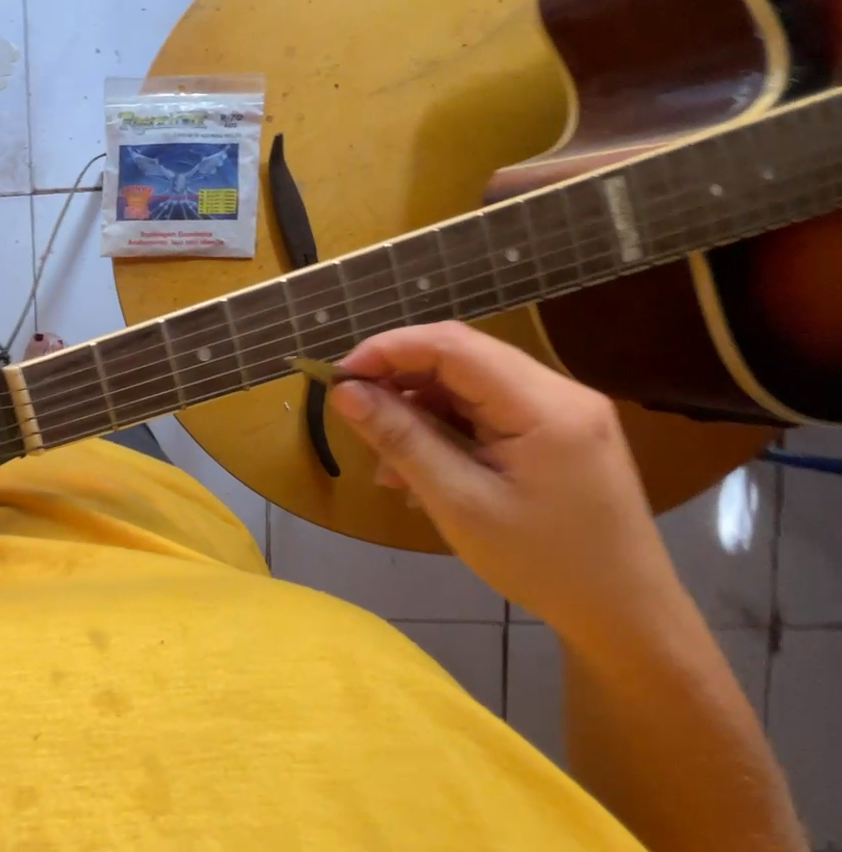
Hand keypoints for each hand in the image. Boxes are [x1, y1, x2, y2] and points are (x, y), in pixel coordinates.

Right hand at [328, 322, 685, 642]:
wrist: (625, 616)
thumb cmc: (542, 562)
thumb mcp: (458, 502)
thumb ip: (401, 439)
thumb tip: (343, 393)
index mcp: (545, 405)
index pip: (453, 345)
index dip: (387, 350)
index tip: (337, 381)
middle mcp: (559, 393)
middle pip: (460, 357)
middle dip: (396, 377)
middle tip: (351, 412)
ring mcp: (561, 412)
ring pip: (466, 383)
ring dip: (415, 407)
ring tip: (385, 458)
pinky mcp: (555, 432)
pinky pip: (483, 409)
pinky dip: (441, 426)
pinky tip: (419, 466)